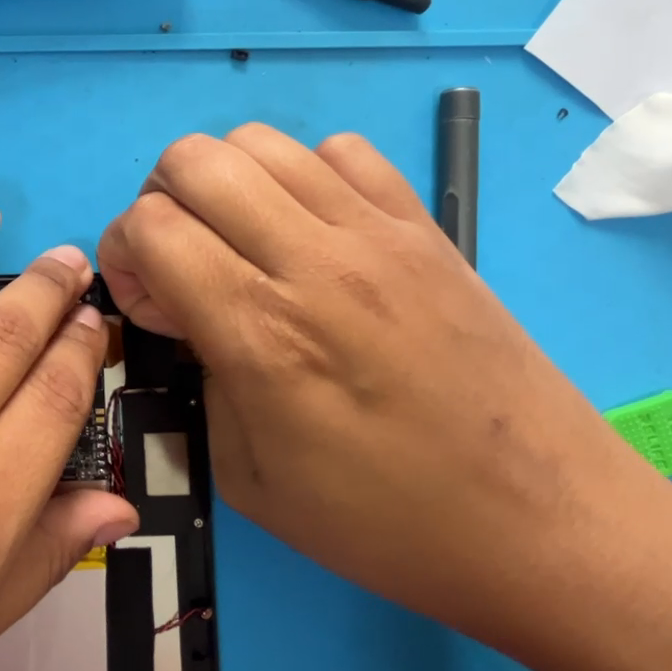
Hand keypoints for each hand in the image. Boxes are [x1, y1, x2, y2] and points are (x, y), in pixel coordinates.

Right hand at [98, 125, 671, 670]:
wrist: (552, 530)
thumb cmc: (384, 521)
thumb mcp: (247, 474)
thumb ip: (199, 372)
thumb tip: (182, 310)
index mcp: (261, 330)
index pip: (150, 225)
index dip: (119, 252)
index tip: (142, 301)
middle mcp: (314, 261)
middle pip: (194, 159)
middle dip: (157, 202)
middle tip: (176, 263)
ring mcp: (378, 235)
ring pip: (259, 141)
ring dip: (221, 182)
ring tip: (237, 240)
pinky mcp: (427, 230)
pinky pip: (341, 151)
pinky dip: (302, 175)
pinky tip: (311, 232)